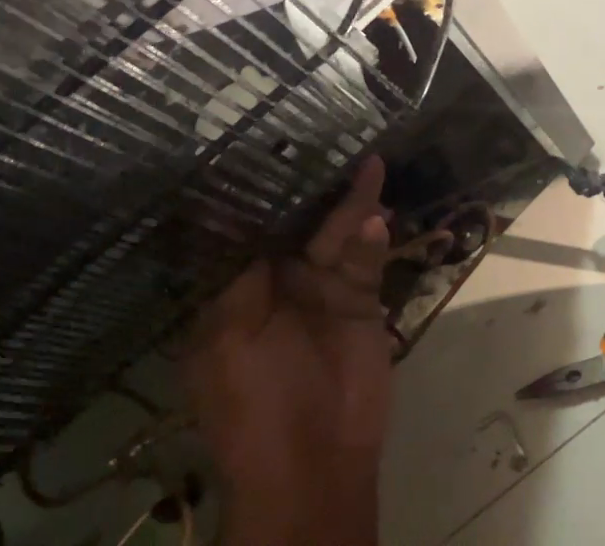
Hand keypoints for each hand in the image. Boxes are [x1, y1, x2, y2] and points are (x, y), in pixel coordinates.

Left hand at [183, 155, 391, 544]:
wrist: (313, 466)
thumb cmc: (252, 407)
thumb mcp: (226, 342)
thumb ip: (241, 278)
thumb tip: (249, 218)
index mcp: (235, 291)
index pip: (245, 230)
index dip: (256, 193)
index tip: (264, 148)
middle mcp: (277, 282)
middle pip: (296, 223)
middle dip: (311, 188)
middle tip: (329, 138)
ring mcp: (321, 292)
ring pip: (336, 235)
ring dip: (351, 204)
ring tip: (369, 164)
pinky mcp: (360, 302)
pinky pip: (366, 262)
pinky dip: (372, 240)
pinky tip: (378, 216)